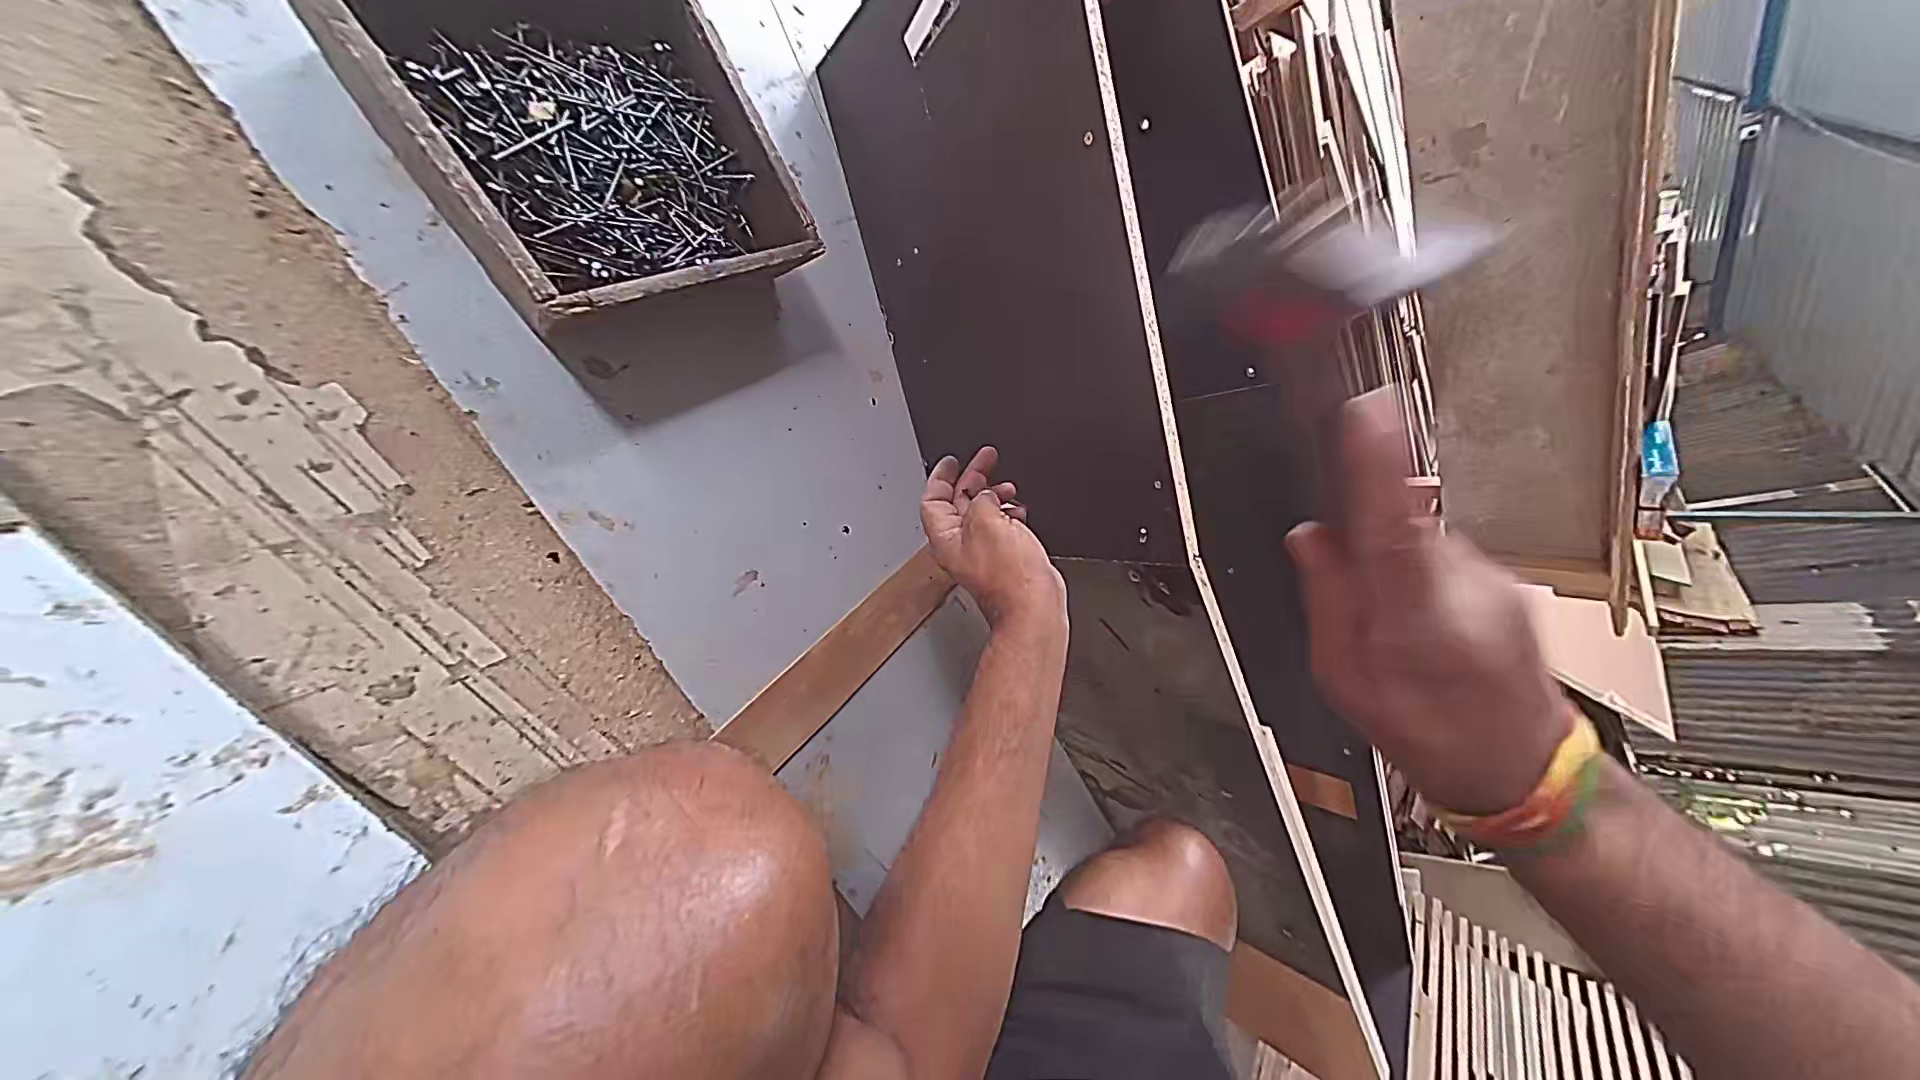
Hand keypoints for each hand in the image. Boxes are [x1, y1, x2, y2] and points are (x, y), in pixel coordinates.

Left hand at [921, 447, 1065, 632]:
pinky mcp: (1003, 558)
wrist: (1034, 606)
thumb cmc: (1009, 579)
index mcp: (946, 537)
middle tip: (986, 459)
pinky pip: (1000, 527)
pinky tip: (1017, 510)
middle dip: (973, 477)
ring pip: (982, 513)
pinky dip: (1007, 513)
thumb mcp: (988, 521)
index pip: (933, 498)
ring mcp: (982, 552)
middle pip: (958, 501)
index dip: (941, 476)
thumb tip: (986, 493)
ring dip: (994, 495)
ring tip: (1007, 486)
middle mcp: (961, 545)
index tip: (951, 460)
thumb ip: (981, 498)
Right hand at [1284, 391, 1568, 815]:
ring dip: (1386, 560)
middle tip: (1345, 583)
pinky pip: (1438, 552)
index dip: (1375, 461)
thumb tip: (1309, 540)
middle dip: (1359, 532)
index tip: (1365, 412)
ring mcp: (1492, 579)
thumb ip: (1326, 598)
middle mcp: (1464, 586)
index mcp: (1414, 614)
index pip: (1390, 518)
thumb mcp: (1343, 676)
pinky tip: (1416, 621)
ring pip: (1414, 537)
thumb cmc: (1426, 730)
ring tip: (1387, 625)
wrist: (1520, 767)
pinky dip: (1413, 570)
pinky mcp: (1502, 579)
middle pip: (1395, 521)